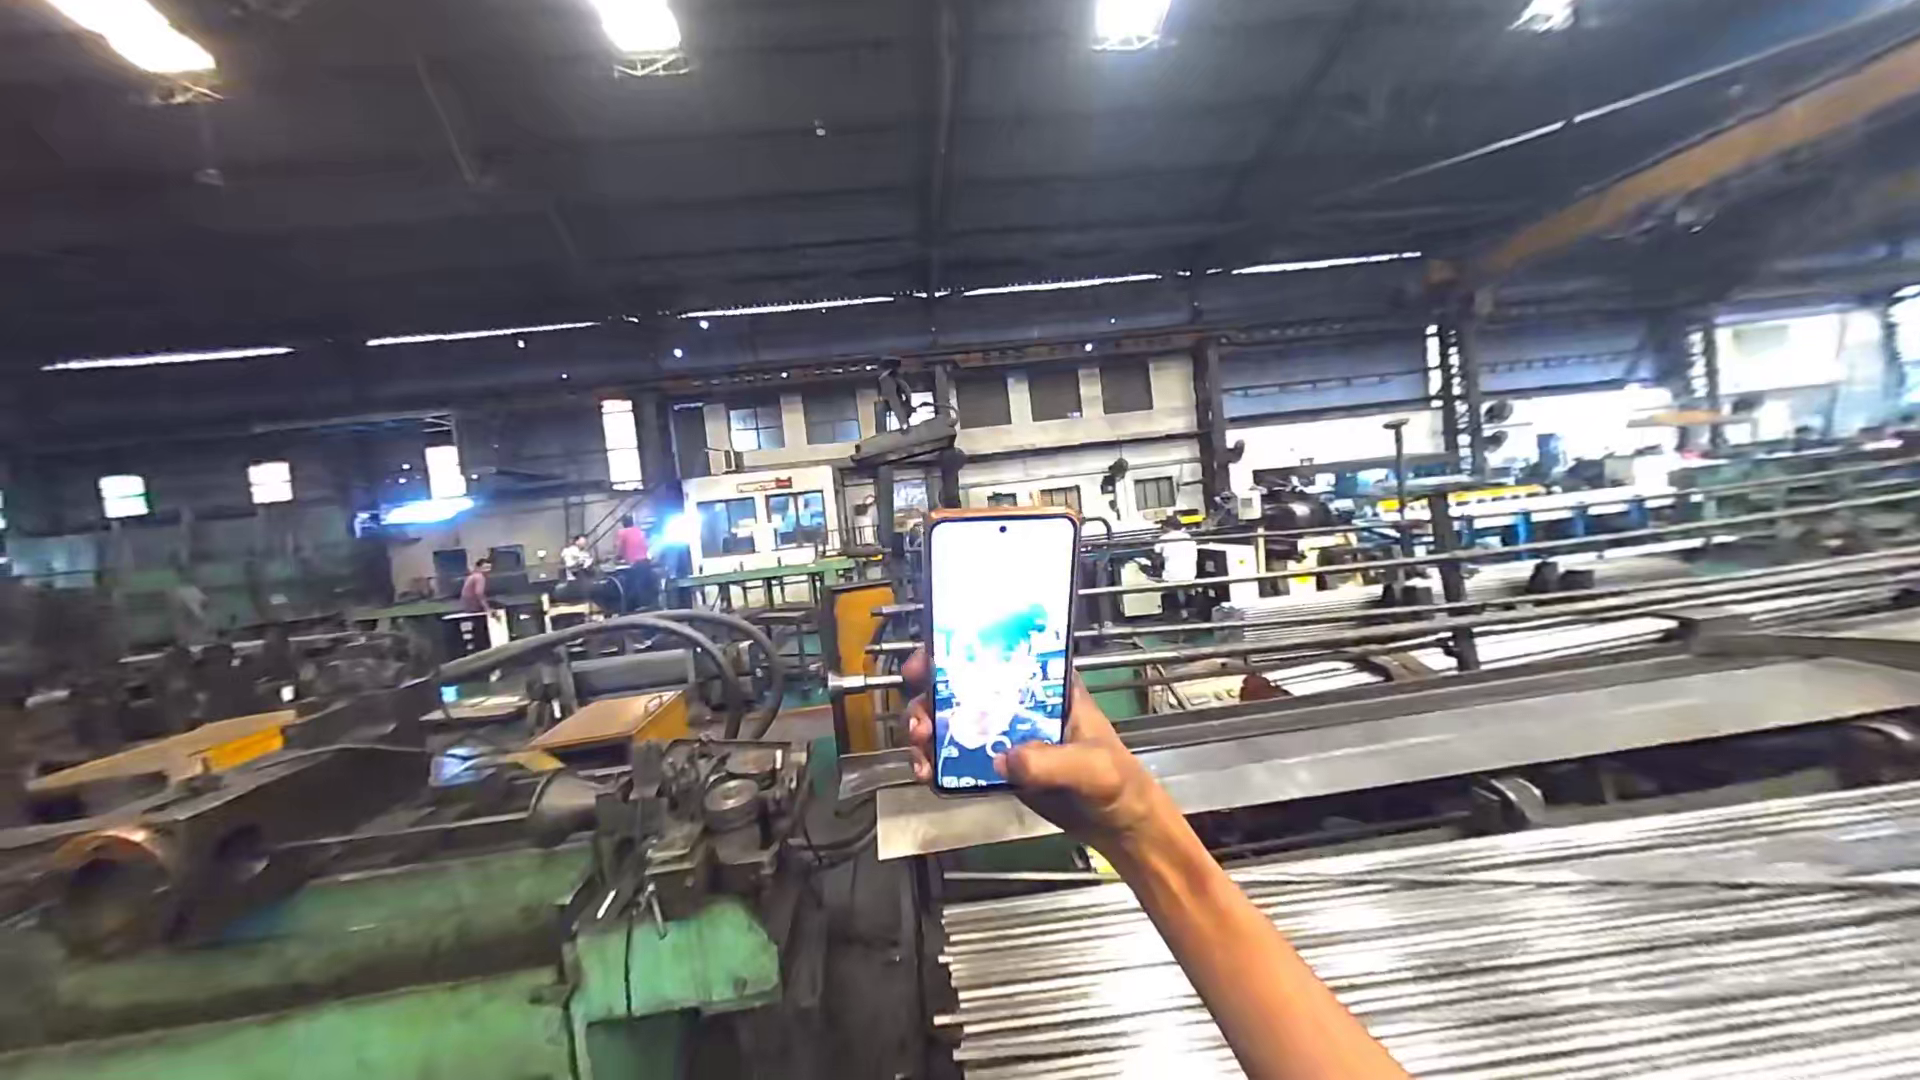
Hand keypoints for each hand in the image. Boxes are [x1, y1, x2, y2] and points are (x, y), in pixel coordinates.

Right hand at [904, 650, 1175, 858]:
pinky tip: (927, 772)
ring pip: (950, 718)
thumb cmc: (1115, 780)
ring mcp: (1002, 731)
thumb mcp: (1091, 765)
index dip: (956, 649)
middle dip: (930, 693)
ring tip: (920, 747)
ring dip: (926, 728)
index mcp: (1044, 682)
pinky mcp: (993, 762)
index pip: (996, 652)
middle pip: (960, 683)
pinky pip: (954, 755)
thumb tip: (1004, 760)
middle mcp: (1016, 700)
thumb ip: (1052, 762)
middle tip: (920, 715)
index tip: (928, 659)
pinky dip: (935, 760)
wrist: (1117, 824)